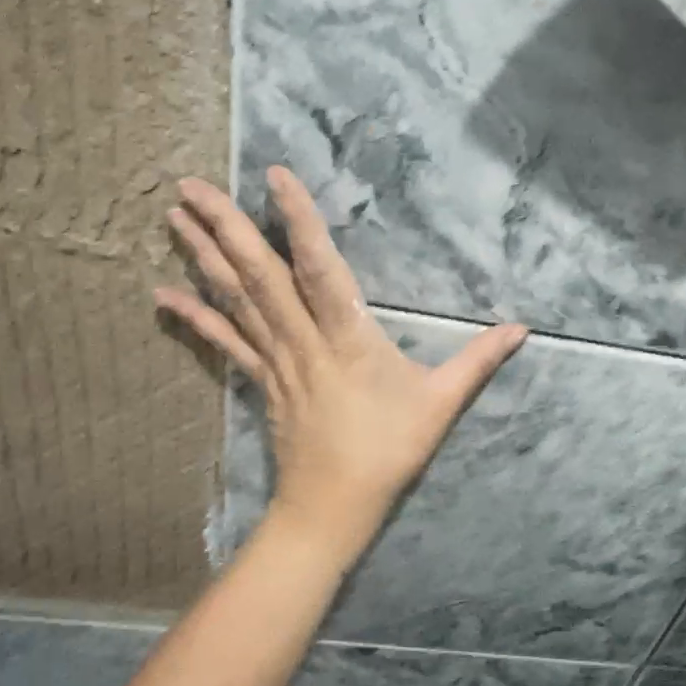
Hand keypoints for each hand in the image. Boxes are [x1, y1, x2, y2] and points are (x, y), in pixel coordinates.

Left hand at [156, 168, 527, 565]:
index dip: (299, 222)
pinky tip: (162, 293)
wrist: (332, 507)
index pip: (320, 269)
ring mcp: (276, 360)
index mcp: (348, 339)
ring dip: (204, 255)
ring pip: (236, 300)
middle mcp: (304, 340)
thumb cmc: (389, 451)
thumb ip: (479, 359)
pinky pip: (225, 340)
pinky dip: (194, 314)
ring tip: (174, 214)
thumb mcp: (442, 403)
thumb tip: (523, 328)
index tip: (275, 178)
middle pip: (261, 276)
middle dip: (226, 227)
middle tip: (190, 184)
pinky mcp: (262, 379)